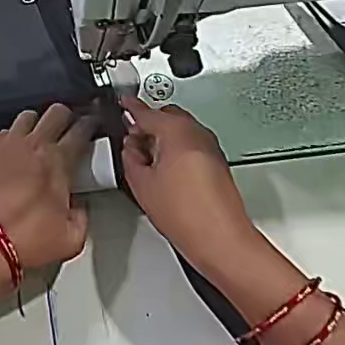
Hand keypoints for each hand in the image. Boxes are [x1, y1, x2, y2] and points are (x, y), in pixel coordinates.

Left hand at [0, 104, 95, 269]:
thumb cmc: (23, 238)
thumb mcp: (71, 238)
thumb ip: (82, 217)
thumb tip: (79, 210)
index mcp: (59, 161)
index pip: (81, 130)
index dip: (91, 124)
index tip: (92, 126)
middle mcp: (34, 146)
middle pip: (56, 112)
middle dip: (66, 116)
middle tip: (69, 126)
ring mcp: (8, 145)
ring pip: (28, 116)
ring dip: (38, 122)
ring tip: (41, 135)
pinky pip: (4, 132)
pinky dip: (13, 136)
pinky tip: (15, 149)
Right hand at [120, 97, 263, 270]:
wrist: (221, 241)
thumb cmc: (189, 216)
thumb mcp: (140, 184)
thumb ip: (129, 157)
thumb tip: (130, 149)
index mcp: (177, 132)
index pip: (146, 111)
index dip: (130, 107)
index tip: (123, 103)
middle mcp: (198, 133)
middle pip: (166, 116)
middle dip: (148, 125)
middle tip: (132, 139)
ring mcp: (211, 147)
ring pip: (180, 129)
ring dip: (163, 137)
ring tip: (147, 161)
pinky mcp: (217, 162)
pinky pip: (192, 143)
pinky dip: (177, 149)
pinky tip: (166, 172)